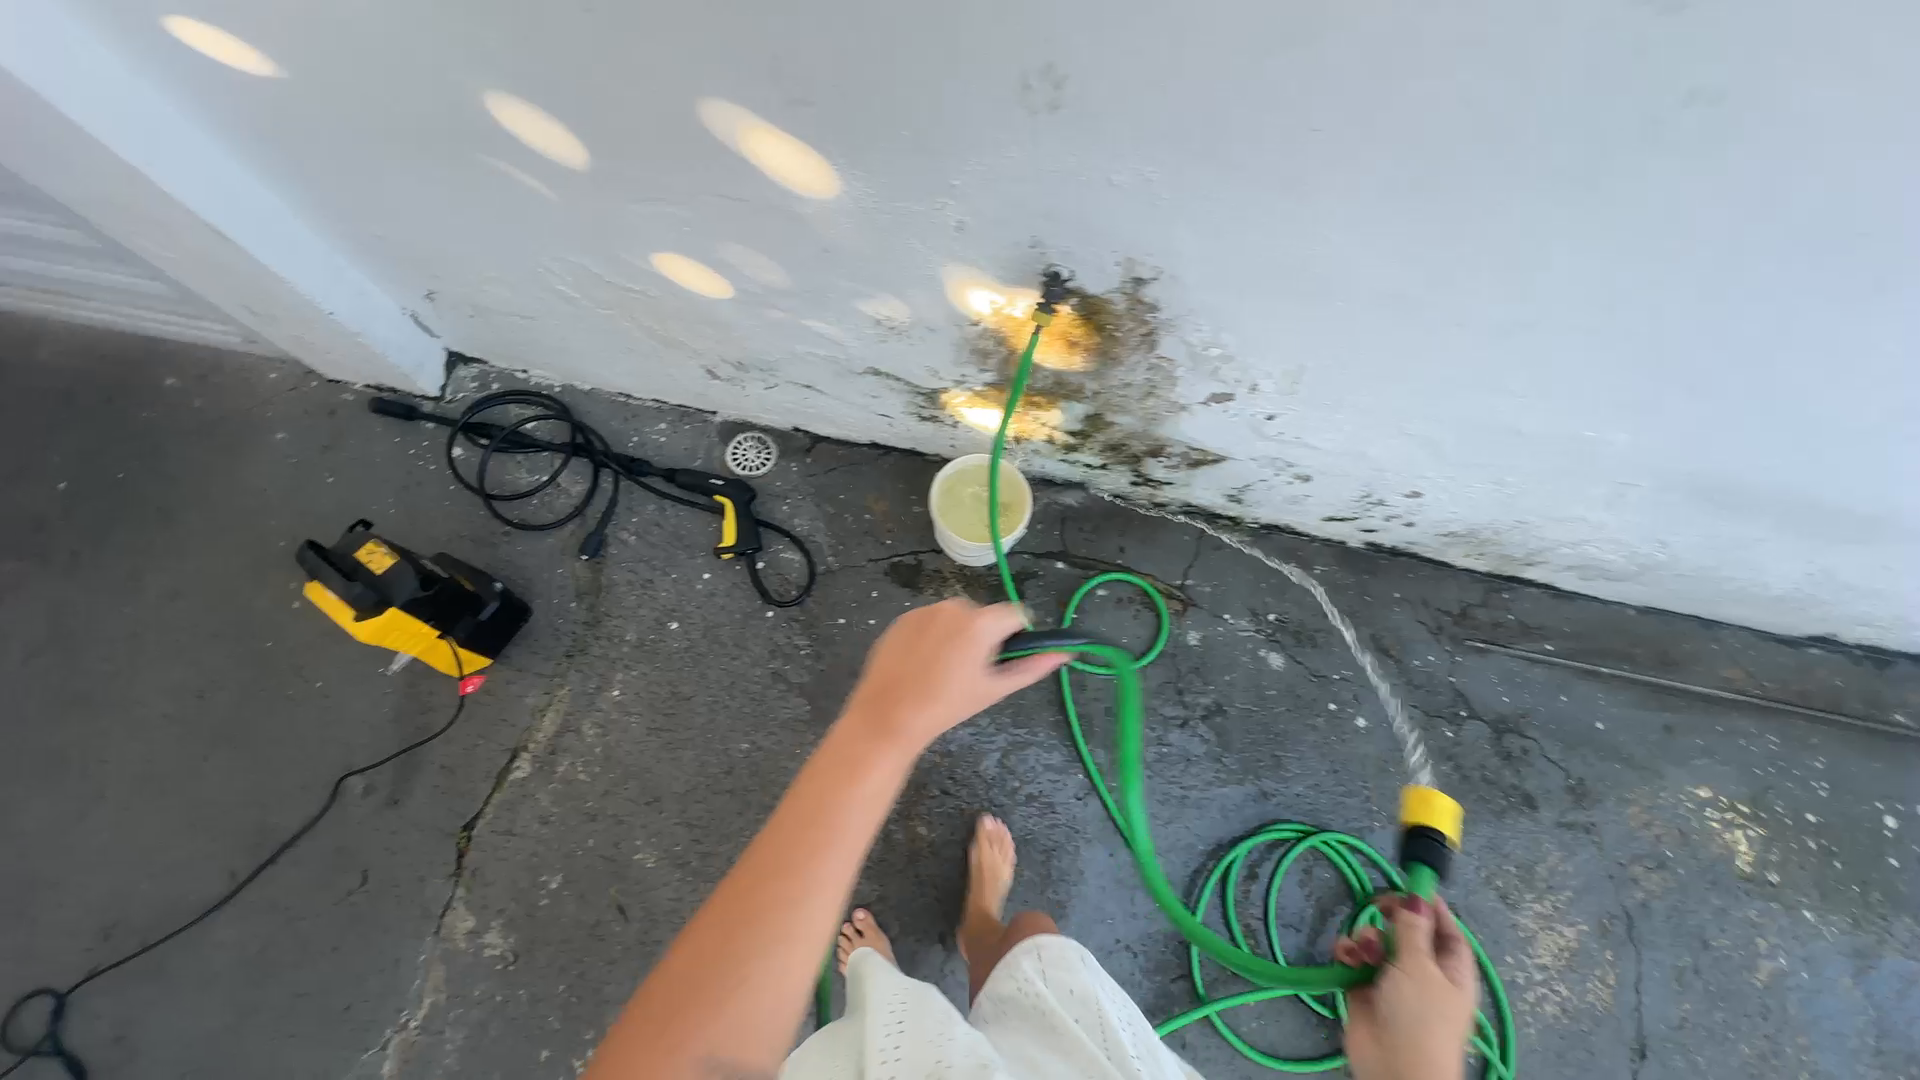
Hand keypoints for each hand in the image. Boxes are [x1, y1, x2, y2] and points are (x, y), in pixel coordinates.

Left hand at [839, 599, 1067, 751]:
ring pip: (956, 618)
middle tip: (971, 671)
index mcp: (980, 621)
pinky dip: (933, 636)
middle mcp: (954, 606)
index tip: (1003, 660)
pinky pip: (929, 621)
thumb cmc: (947, 705)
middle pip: (984, 615)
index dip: (1016, 636)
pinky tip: (922, 664)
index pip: (1016, 614)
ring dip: (959, 635)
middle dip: (985, 636)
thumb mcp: (994, 689)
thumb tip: (1065, 653)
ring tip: (944, 670)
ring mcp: (924, 610)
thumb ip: (1032, 667)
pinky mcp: (902, 618)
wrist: (888, 715)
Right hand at [1334, 893, 1478, 1079]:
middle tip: (1378, 905)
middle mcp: (1424, 973)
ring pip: (1376, 941)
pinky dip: (1349, 953)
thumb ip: (1413, 929)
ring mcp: (1392, 981)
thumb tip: (1418, 896)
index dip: (1432, 907)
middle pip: (1408, 932)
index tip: (1410, 884)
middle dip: (1391, 918)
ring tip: (1364, 951)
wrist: (1394, 1068)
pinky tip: (1347, 959)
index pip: (1447, 930)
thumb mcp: (1420, 967)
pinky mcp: (1364, 988)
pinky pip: (1354, 958)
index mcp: (1451, 970)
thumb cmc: (1419, 1017)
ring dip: (1366, 937)